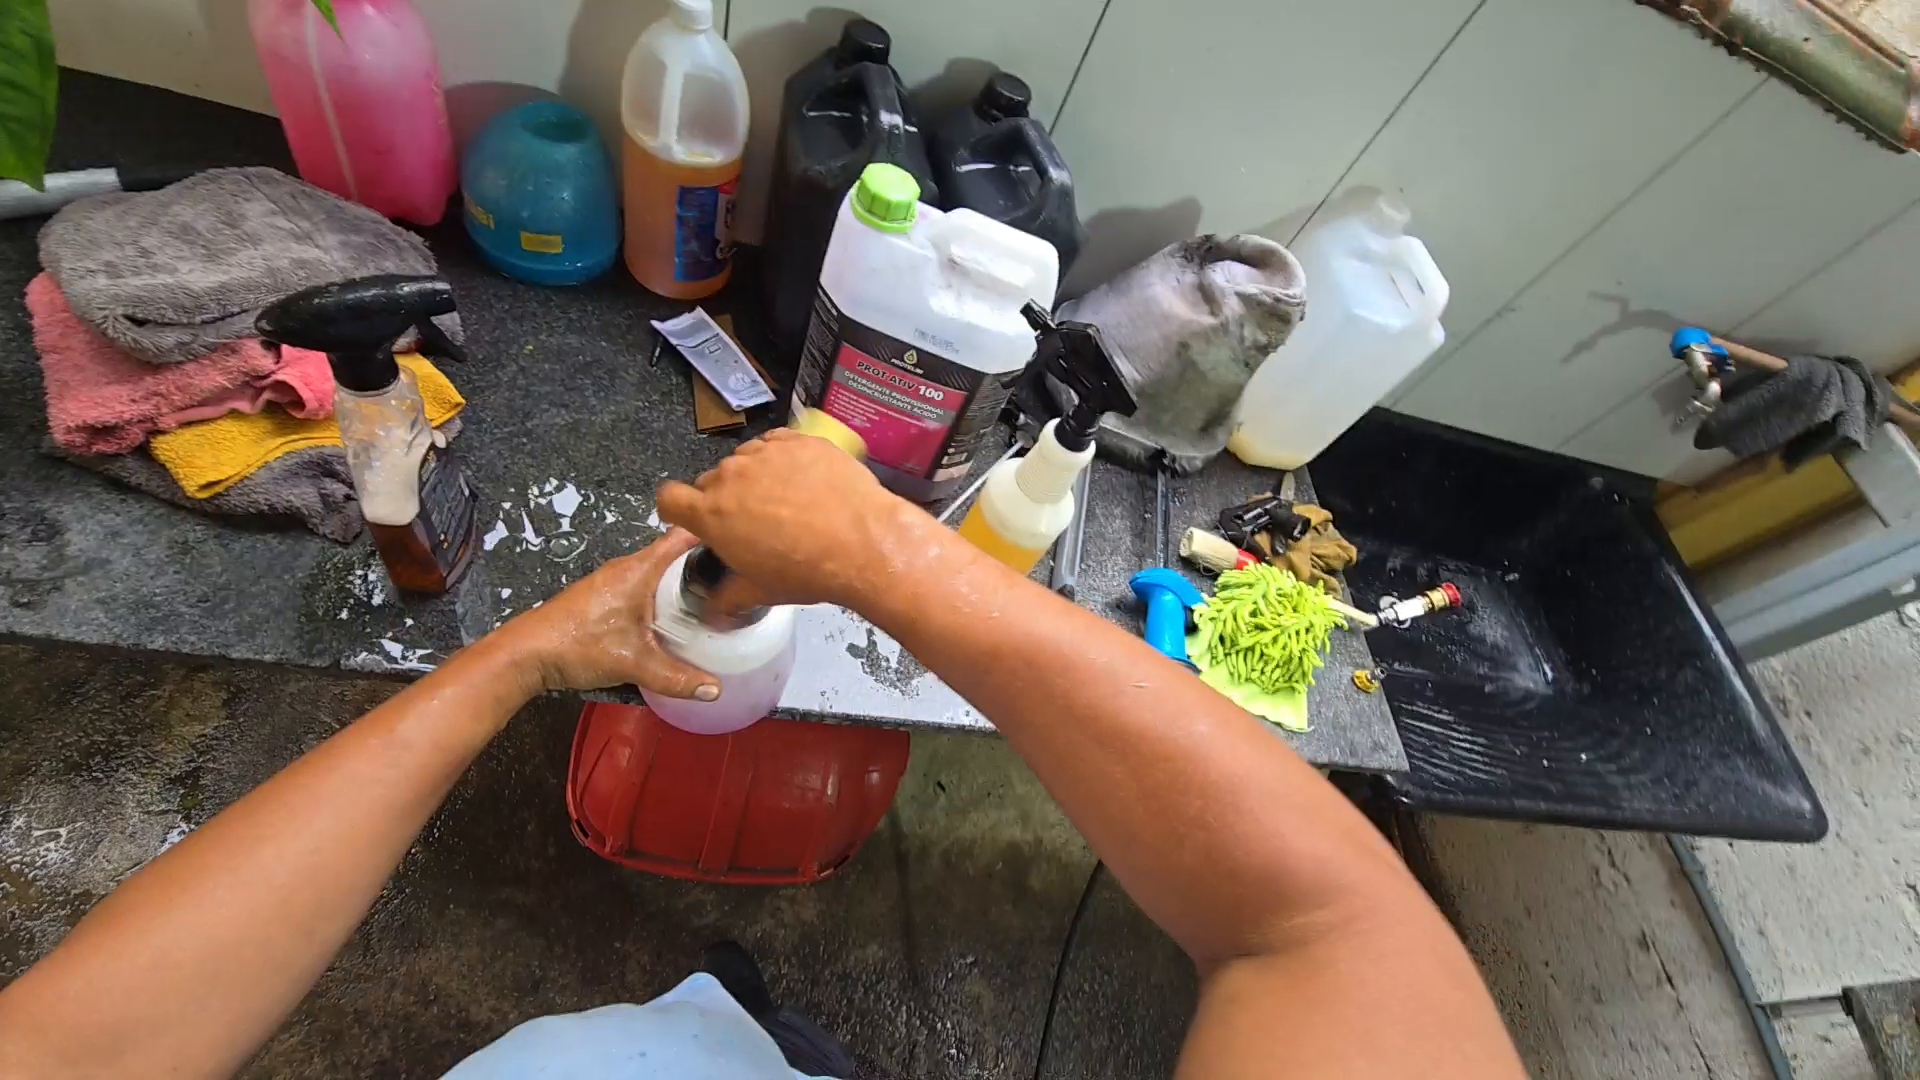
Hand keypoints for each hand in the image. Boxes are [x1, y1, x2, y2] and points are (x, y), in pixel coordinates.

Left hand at [499, 528, 718, 698]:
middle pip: (675, 552)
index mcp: (641, 569)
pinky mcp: (605, 594)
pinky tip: (674, 616)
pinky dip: (664, 592)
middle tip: (733, 582)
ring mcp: (614, 579)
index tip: (738, 549)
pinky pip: (645, 582)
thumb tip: (715, 689)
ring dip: (682, 580)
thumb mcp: (635, 664)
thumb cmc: (580, 646)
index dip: (712, 535)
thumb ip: (677, 677)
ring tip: (711, 599)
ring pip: (659, 569)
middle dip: (704, 563)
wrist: (525, 655)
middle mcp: (628, 566)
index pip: (683, 535)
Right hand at [656, 428, 929, 612]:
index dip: (678, 508)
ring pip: (747, 460)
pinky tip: (805, 482)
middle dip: (727, 498)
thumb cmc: (811, 567)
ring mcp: (766, 454)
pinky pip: (779, 444)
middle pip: (713, 481)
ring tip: (789, 502)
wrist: (863, 542)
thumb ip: (728, 597)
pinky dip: (785, 459)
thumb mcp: (762, 591)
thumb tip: (715, 610)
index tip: (692, 515)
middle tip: (756, 521)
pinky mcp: (799, 441)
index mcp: (712, 514)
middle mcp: (732, 477)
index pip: (669, 499)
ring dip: (758, 476)